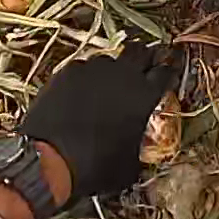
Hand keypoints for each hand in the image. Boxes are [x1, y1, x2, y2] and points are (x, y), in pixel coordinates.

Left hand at [21, 42, 177, 204]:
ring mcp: (94, 70)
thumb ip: (139, 147)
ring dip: (111, 68)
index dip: (170, 68)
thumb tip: (139, 151)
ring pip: (109, 58)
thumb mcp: (129, 166)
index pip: (166, 70)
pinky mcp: (68, 72)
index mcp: (145, 95)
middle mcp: (123, 75)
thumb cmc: (95, 167)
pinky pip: (82, 68)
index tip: (170, 68)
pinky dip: (84, 77)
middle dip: (144, 56)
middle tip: (141, 67)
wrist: (48, 161)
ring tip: (105, 84)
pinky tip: (79, 93)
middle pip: (140, 51)